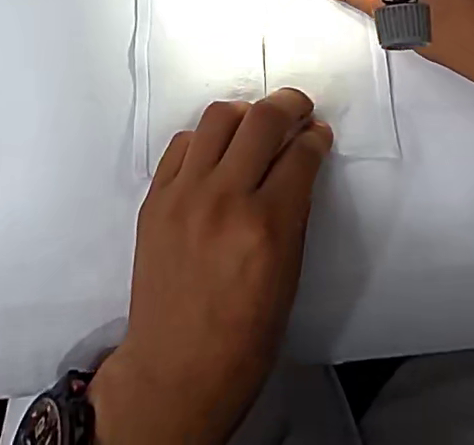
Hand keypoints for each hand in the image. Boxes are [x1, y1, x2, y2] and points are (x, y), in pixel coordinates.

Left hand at [88, 89, 333, 444]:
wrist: (177, 368)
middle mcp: (224, 200)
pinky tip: (217, 150)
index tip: (317, 133)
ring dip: (245, 112)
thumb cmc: (242, 336)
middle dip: (288, 104)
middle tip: (297, 107)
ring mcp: (184, 195)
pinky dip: (206, 138)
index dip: (315, 137)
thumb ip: (294, 210)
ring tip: (255, 122)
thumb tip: (301, 162)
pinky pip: (182, 143)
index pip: (300, 154)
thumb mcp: (288, 274)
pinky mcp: (155, 198)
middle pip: (261, 120)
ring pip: (218, 117)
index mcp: (266, 226)